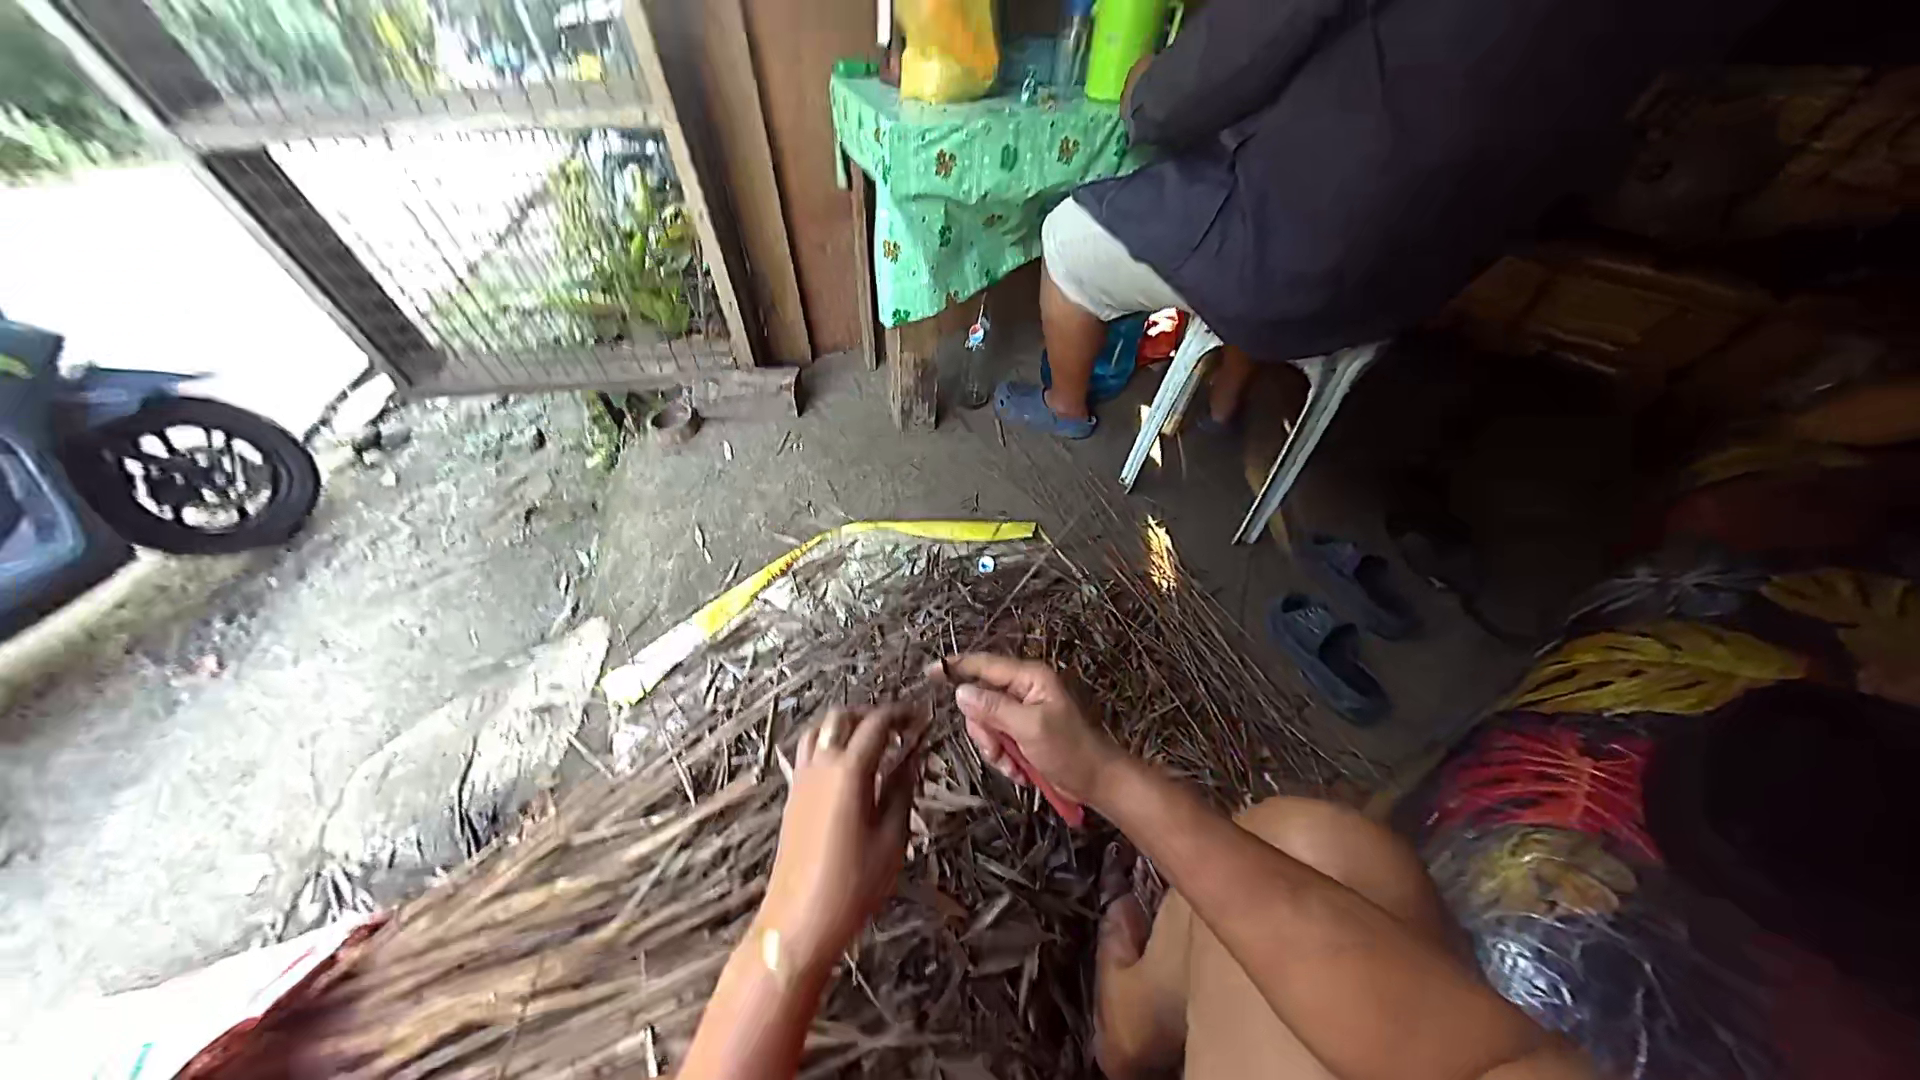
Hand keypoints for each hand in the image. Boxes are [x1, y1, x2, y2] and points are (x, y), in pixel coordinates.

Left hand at [759, 704, 923, 977]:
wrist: (797, 924)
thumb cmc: (852, 886)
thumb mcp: (892, 838)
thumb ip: (902, 789)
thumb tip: (911, 759)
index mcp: (849, 771)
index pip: (877, 723)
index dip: (901, 714)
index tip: (920, 718)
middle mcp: (821, 766)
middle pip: (843, 717)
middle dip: (872, 714)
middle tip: (898, 728)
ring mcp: (802, 779)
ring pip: (821, 729)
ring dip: (847, 725)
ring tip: (872, 741)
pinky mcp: (793, 796)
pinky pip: (809, 751)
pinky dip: (829, 742)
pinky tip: (846, 765)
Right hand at [930, 654, 1127, 807]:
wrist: (1096, 781)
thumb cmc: (1069, 750)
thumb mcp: (1029, 728)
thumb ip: (994, 708)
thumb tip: (962, 692)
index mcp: (1029, 677)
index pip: (984, 665)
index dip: (956, 667)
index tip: (930, 672)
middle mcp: (1023, 689)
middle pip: (980, 700)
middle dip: (985, 731)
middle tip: (998, 750)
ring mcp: (1022, 712)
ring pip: (986, 724)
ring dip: (995, 749)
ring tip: (1014, 765)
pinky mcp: (1022, 732)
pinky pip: (997, 741)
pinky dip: (1004, 758)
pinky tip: (1020, 770)